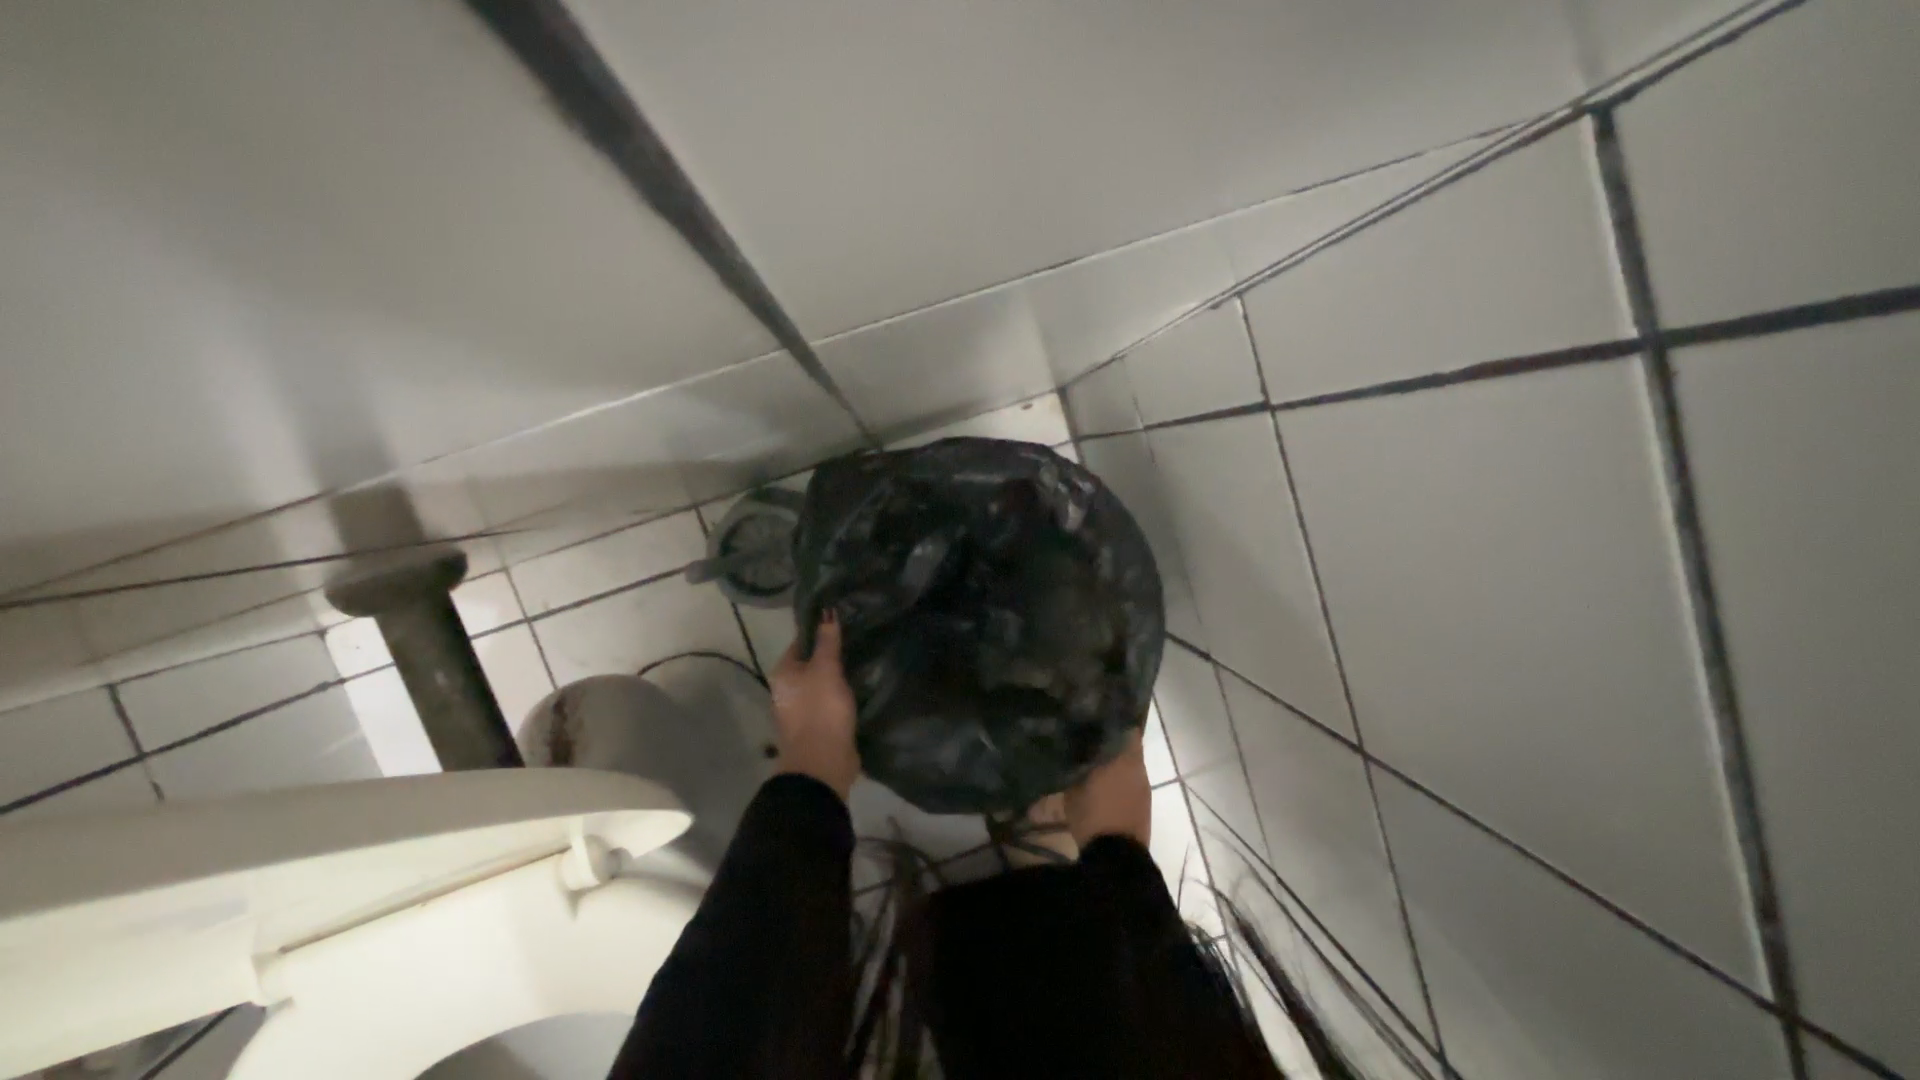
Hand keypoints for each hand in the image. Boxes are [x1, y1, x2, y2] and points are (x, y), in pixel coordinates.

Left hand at [770, 611, 860, 800]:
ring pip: (823, 683)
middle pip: (812, 662)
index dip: (821, 629)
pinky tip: (863, 686)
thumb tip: (827, 612)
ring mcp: (802, 708)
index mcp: (783, 672)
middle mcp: (788, 689)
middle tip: (861, 637)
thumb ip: (827, 641)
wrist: (822, 762)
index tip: (845, 618)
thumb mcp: (826, 669)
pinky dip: (844, 694)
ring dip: (841, 674)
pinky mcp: (819, 725)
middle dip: (833, 653)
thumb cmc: (820, 709)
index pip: (801, 641)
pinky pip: (832, 701)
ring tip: (866, 658)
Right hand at [1063, 728, 1151, 847]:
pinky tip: (1104, 783)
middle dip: (1111, 740)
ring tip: (1095, 761)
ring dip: (1117, 761)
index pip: (1123, 726)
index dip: (1110, 720)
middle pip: (1128, 744)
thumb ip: (1074, 765)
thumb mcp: (1073, 788)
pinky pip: (1132, 780)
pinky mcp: (1145, 803)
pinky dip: (1121, 778)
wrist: (1116, 856)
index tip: (1094, 717)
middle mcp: (1138, 766)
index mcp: (1122, 757)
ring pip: (1131, 763)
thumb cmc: (1092, 816)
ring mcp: (1144, 786)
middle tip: (1089, 739)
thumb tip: (1071, 750)